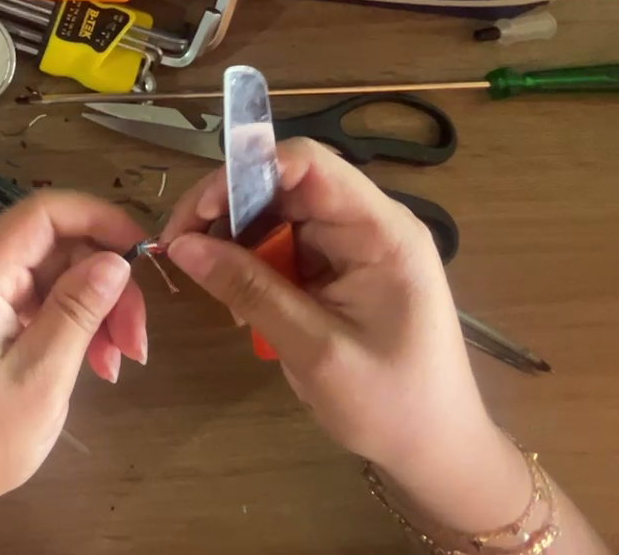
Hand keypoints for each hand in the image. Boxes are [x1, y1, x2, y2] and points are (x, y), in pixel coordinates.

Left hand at [0, 191, 149, 530]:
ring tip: (120, 362)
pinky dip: (73, 324)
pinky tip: (98, 364)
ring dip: (95, 309)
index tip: (144, 252)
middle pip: (55, 245)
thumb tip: (115, 260)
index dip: (98, 218)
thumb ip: (77, 311)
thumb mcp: (41, 376)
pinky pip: (40, 299)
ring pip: (54, 273)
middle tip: (138, 340)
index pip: (43, 212)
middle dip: (105, 283)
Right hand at [160, 139, 532, 533]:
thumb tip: (180, 246)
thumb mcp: (316, 350)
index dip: (245, 172)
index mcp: (381, 231)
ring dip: (229, 235)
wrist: (438, 454)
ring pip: (269, 209)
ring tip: (203, 274)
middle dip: (224, 206)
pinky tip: (232, 291)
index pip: (307, 165)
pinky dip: (243, 258)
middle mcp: (363, 222)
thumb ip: (250, 291)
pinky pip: (274, 238)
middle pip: (279, 182)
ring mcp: (346, 241)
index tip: (199, 213)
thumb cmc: (394, 406)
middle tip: (179, 246)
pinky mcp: (330, 262)